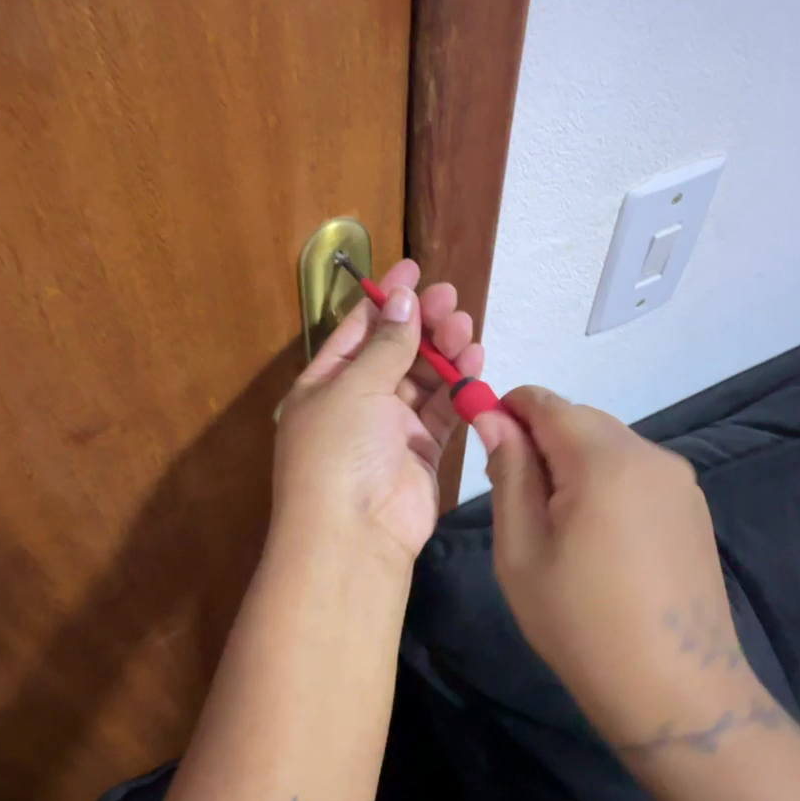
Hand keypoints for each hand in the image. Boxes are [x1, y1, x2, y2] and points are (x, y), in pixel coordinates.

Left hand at [272, 259, 483, 563]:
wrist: (354, 533)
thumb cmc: (339, 450)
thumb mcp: (353, 387)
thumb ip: (385, 344)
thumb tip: (402, 298)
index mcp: (324, 383)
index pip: (356, 330)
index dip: (383, 298)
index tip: (412, 267)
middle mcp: (356, 402)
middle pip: (394, 350)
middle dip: (422, 322)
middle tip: (451, 298)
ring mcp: (390, 427)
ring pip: (424, 377)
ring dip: (444, 350)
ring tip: (466, 328)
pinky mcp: (422, 450)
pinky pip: (443, 408)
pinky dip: (459, 385)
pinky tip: (475, 361)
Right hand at [472, 387, 764, 742]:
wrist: (675, 690)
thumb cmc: (579, 621)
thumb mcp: (521, 549)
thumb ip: (508, 473)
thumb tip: (491, 418)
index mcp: (603, 461)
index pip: (545, 401)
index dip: (507, 410)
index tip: (485, 447)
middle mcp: (649, 454)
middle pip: (579, 418)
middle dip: (539, 438)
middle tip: (515, 495)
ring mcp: (678, 480)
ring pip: (608, 442)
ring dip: (572, 460)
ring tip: (555, 523)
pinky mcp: (692, 505)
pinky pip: (635, 469)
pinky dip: (604, 479)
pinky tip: (596, 534)